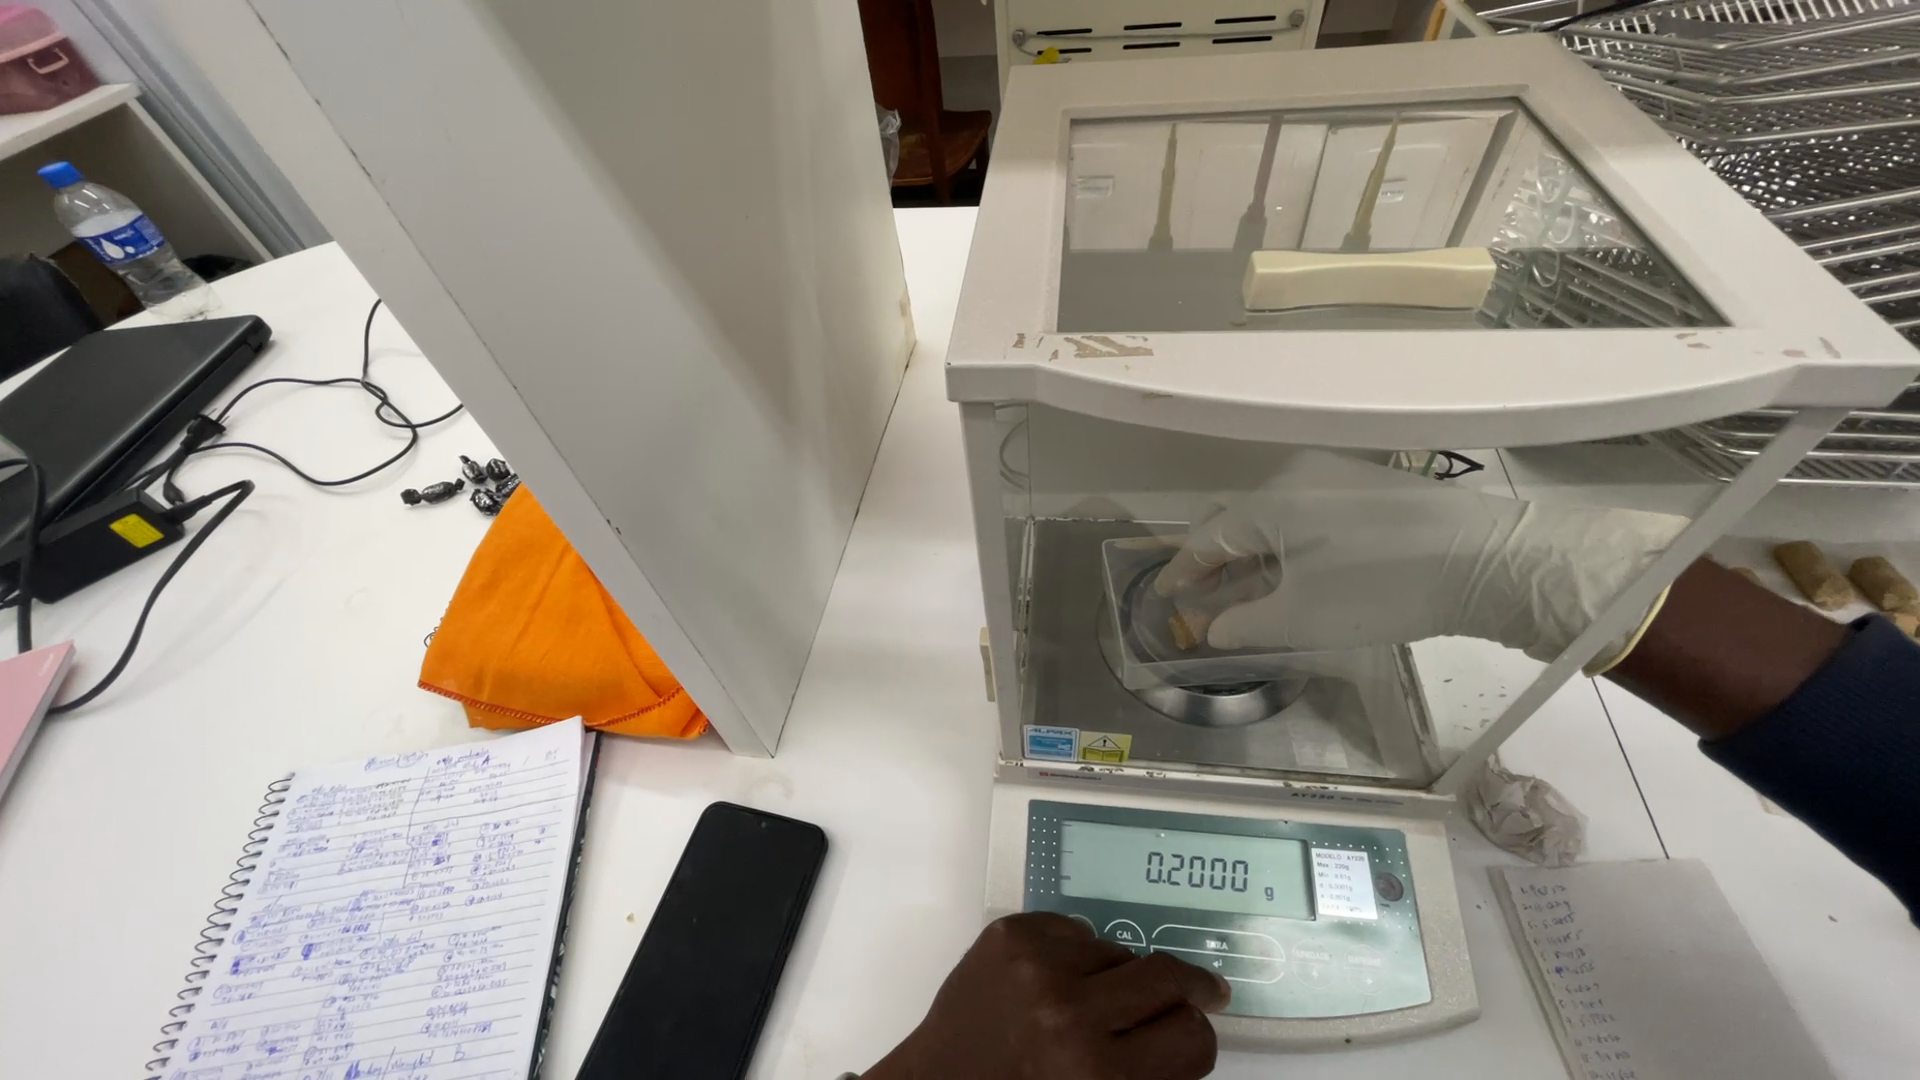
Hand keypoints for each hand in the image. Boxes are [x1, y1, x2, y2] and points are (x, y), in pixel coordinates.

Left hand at [862, 913, 1229, 1079]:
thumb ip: (1148, 1072)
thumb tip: (1187, 1025)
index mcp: (1100, 1072)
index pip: (1190, 1037)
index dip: (1194, 1036)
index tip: (1191, 1030)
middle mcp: (1070, 1011)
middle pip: (1165, 975)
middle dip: (1186, 986)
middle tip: (1197, 990)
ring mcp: (1036, 963)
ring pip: (1116, 948)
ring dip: (1115, 972)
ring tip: (1095, 996)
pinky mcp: (1009, 932)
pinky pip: (1071, 927)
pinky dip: (1072, 949)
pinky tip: (1057, 976)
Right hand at [1154, 450, 1687, 663]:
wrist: (1496, 560)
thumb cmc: (1384, 588)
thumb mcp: (1303, 617)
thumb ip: (1244, 624)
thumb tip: (1212, 630)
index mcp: (1270, 502)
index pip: (1207, 538)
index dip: (1182, 571)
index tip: (1164, 597)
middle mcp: (1294, 477)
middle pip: (1236, 522)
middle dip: (1215, 563)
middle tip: (1204, 600)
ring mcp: (1334, 475)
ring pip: (1272, 517)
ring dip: (1252, 556)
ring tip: (1246, 594)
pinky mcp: (1367, 486)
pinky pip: (1305, 513)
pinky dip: (1285, 544)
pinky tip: (1293, 573)